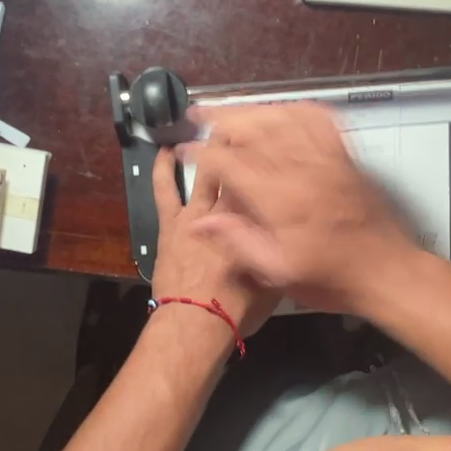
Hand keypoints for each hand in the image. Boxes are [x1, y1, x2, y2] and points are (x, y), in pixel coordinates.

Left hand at [149, 147, 279, 337]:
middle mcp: (231, 210)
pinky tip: (164, 149)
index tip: (280, 147)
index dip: (273, 164)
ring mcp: (198, 213)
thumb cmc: (240, 308)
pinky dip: (163, 168)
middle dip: (247, 149)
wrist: (198, 321)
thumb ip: (279, 255)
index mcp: (260, 222)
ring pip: (207, 171)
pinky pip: (165, 189)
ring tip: (218, 130)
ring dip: (212, 150)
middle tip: (253, 129)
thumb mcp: (275, 282)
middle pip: (242, 170)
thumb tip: (287, 242)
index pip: (268, 185)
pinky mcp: (172, 223)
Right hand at [184, 103, 423, 314]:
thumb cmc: (331, 278)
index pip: (229, 161)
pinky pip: (319, 119)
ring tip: (230, 109)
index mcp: (279, 197)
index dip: (200, 153)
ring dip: (252, 109)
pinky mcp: (345, 157)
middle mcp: (301, 168)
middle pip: (253, 127)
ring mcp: (326, 158)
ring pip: (282, 117)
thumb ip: (237, 240)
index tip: (184, 151)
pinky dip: (296, 109)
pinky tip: (282, 109)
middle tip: (198, 114)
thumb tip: (199, 221)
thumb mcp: (277, 271)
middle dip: (220, 118)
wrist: (386, 272)